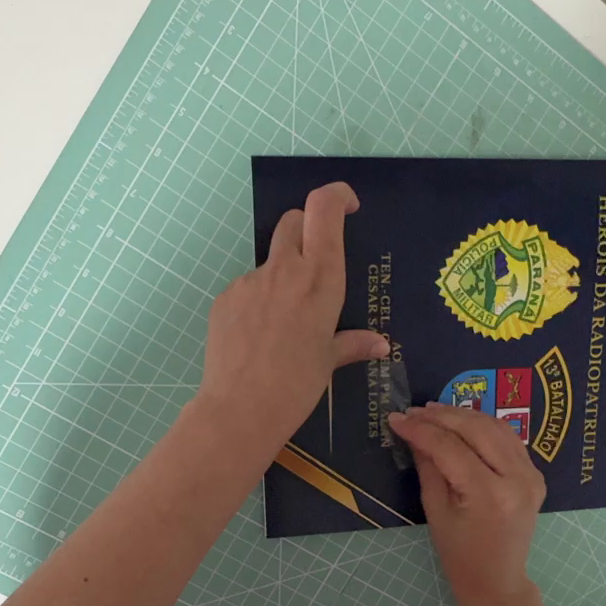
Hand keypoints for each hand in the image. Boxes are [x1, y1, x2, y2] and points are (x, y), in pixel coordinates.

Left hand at [197, 182, 388, 456]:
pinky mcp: (225, 297)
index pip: (324, 209)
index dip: (335, 195)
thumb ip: (352, 344)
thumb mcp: (328, 362)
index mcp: (320, 279)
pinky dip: (258, 303)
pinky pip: (247, 289)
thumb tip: (380, 344)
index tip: (346, 205)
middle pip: (293, 222)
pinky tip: (258, 339)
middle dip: (306, 229)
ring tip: (283, 325)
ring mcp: (250, 282)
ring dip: (281, 277)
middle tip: (315, 262)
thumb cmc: (296, 386)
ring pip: (269, 262)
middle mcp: (285, 270)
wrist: (240, 409)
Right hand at [388, 403, 545, 605]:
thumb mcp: (436, 511)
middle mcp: (517, 479)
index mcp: (489, 495)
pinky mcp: (535, 475)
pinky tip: (462, 423)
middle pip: (476, 430)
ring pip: (495, 428)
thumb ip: (428, 467)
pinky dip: (484, 426)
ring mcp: (531, 476)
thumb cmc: (459, 554)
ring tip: (434, 411)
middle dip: (442, 416)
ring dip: (463, 416)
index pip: (450, 448)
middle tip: (413, 411)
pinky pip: (508, 439)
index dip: (420, 430)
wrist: (497, 580)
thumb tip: (414, 433)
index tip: (395, 419)